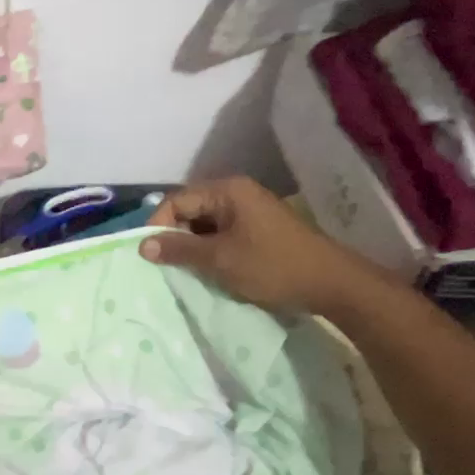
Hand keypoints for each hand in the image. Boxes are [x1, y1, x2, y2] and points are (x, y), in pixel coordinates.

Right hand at [140, 176, 362, 312]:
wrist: (331, 283)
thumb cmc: (272, 266)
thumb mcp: (220, 259)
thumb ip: (179, 249)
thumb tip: (143, 245)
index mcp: (227, 191)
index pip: (177, 201)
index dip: (158, 225)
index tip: (150, 255)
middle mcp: (238, 193)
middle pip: (191, 209)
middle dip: (175, 236)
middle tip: (166, 265)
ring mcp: (251, 210)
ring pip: (206, 224)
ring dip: (194, 246)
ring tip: (187, 271)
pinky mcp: (259, 228)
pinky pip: (224, 233)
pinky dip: (212, 250)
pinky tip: (211, 271)